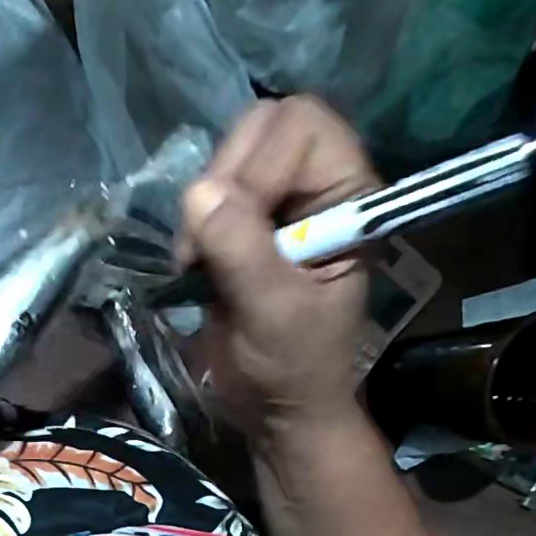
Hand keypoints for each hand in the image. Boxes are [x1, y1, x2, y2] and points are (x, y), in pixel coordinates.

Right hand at [177, 96, 382, 440]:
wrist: (275, 408)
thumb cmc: (293, 365)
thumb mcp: (274, 312)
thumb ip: (242, 251)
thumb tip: (198, 193)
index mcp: (345, 196)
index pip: (301, 128)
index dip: (259, 168)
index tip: (232, 233)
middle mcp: (311, 188)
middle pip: (260, 127)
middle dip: (223, 181)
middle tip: (205, 244)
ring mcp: (272, 206)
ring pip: (226, 160)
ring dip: (200, 208)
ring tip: (195, 262)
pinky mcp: (236, 229)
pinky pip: (206, 197)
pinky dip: (190, 226)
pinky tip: (190, 264)